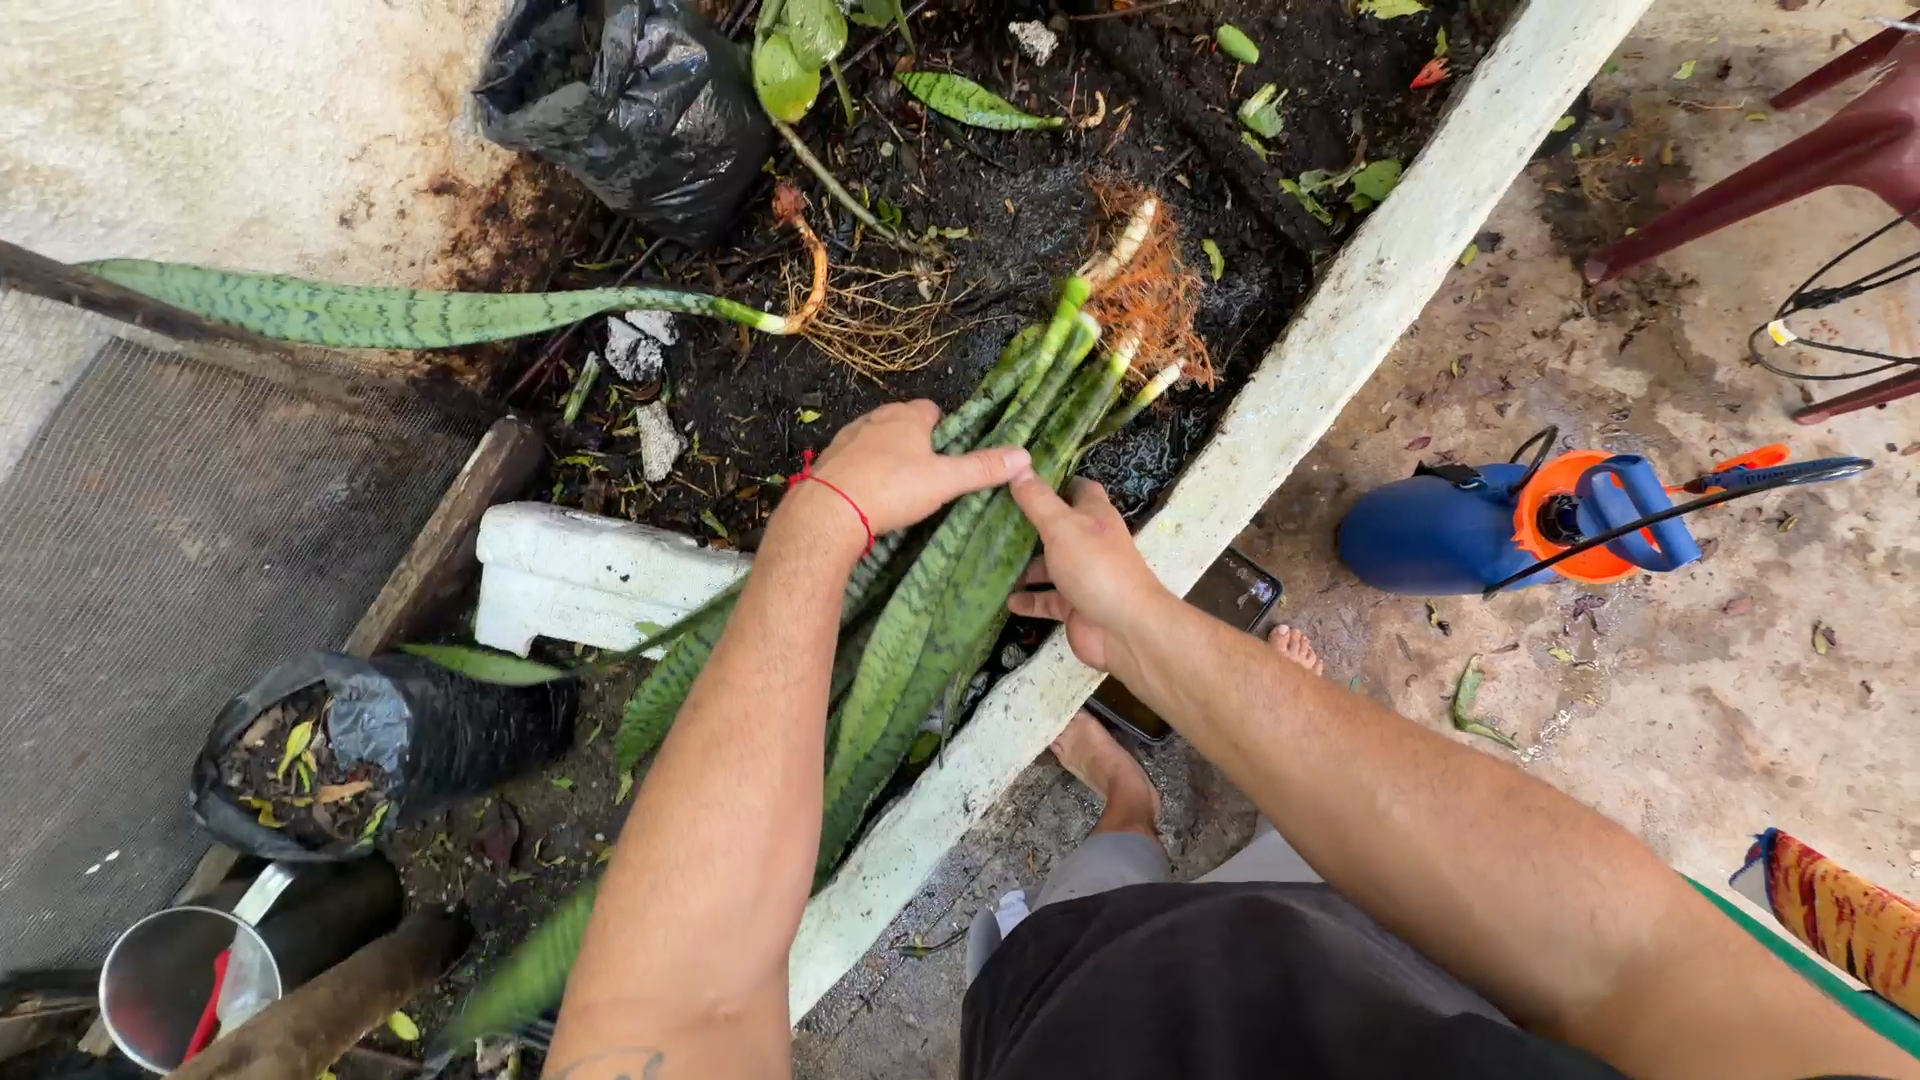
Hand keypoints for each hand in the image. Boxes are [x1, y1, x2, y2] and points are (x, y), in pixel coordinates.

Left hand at [787, 400, 1029, 538]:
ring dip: (885, 453)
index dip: (942, 427)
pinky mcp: (828, 458)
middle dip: (913, 439)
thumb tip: (1024, 456)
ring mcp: (848, 437)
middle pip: (901, 421)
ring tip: (897, 483)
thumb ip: (982, 469)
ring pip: (875, 438)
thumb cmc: (893, 489)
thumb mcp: (945, 481)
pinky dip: (861, 469)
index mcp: (907, 417)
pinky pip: (852, 458)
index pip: (931, 409)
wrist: (830, 509)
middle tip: (926, 471)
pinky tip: (867, 491)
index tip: (948, 451)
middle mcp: (876, 419)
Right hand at [1006, 475, 1173, 672]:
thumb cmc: (1095, 566)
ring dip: (1024, 567)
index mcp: (1094, 515)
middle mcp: (1089, 542)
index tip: (1020, 480)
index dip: (1053, 482)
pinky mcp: (1075, 606)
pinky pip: (1047, 600)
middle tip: (992, 522)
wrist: (1124, 628)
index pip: (1077, 489)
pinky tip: (1006, 600)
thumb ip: (1038, 499)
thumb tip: (1018, 466)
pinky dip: (1028, 600)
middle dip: (1029, 527)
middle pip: (1057, 528)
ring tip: (989, 562)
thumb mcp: (1062, 525)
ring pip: (1049, 566)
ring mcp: (1083, 575)